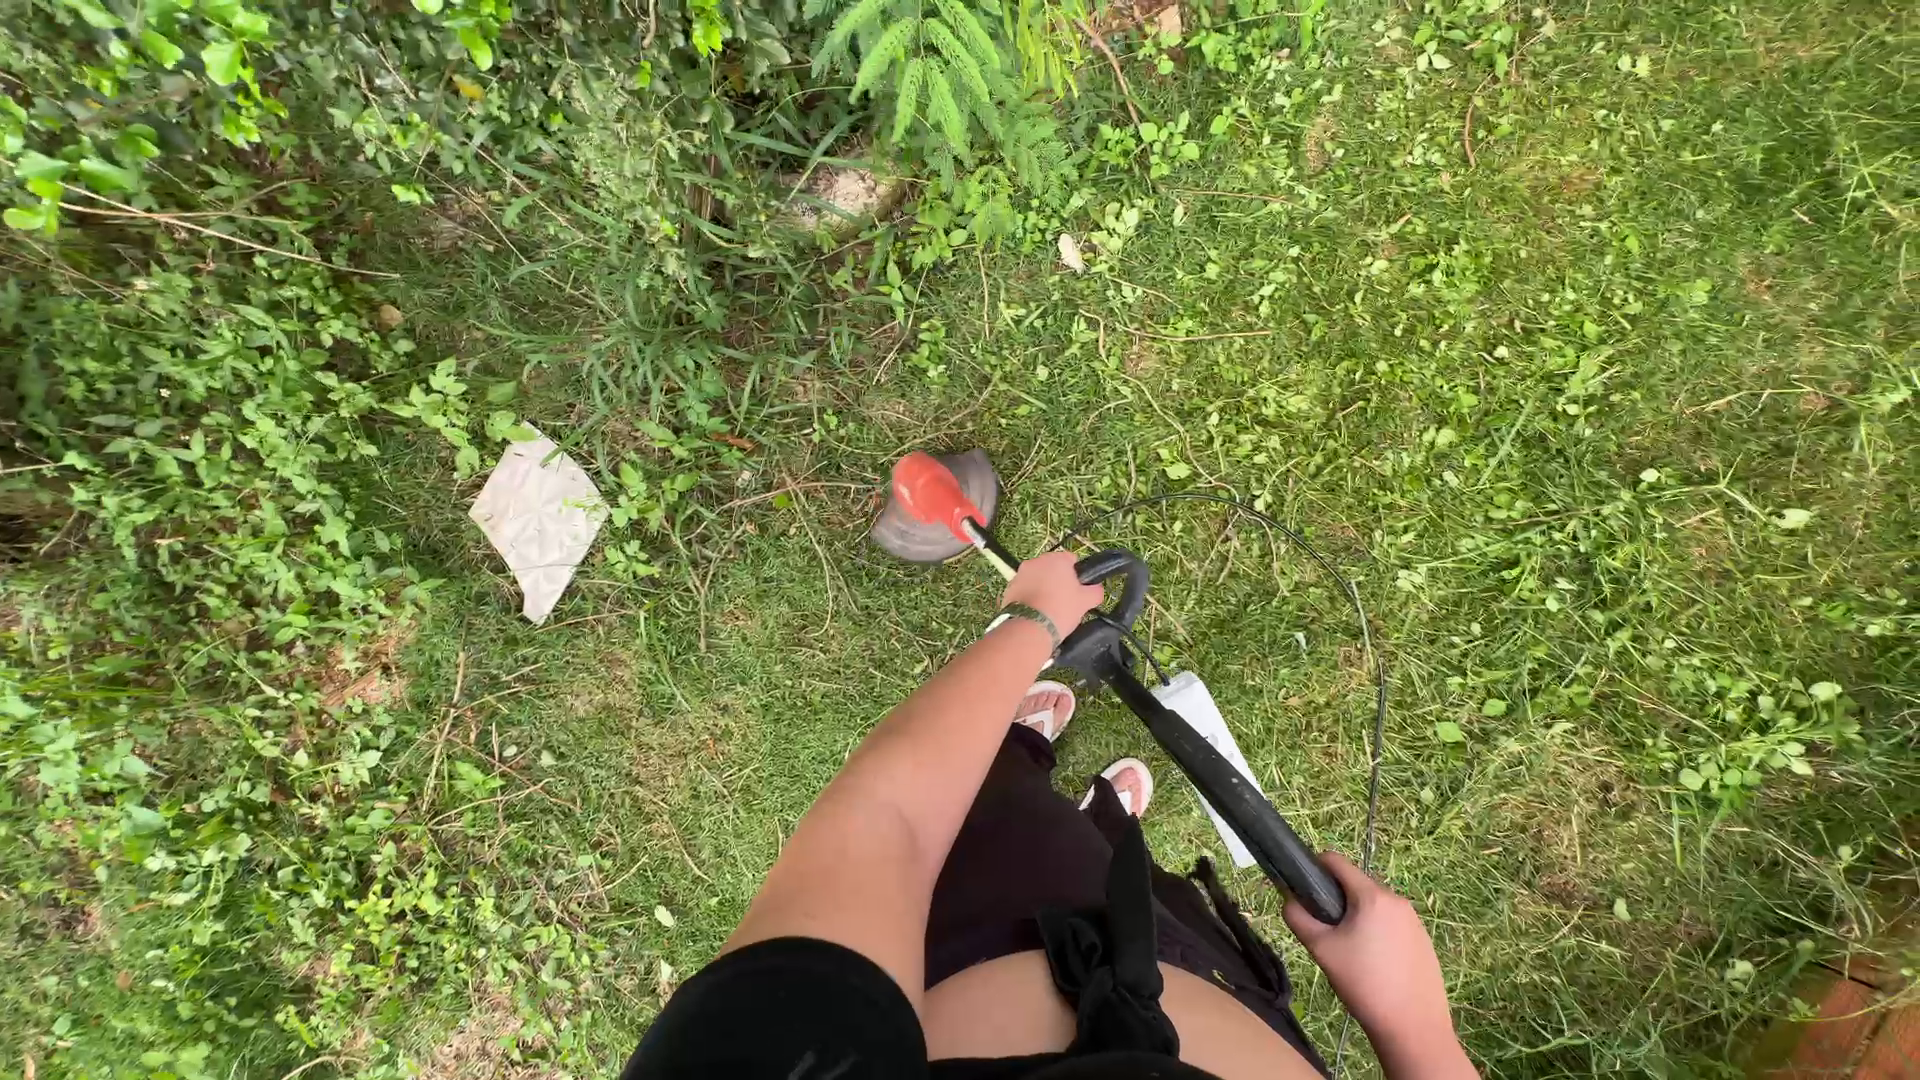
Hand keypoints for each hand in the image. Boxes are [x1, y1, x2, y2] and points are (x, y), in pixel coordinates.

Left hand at [1000, 551, 1103, 633]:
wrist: (1029, 627)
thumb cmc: (1061, 609)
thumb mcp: (1086, 601)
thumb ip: (1095, 591)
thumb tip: (1096, 589)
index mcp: (1056, 559)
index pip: (1070, 558)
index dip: (1076, 573)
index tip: (1078, 588)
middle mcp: (1036, 561)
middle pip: (1051, 568)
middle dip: (1057, 580)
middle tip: (1065, 600)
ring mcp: (1020, 574)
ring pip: (1036, 578)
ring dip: (1042, 588)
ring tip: (1049, 608)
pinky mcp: (1009, 588)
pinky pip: (1024, 589)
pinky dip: (1029, 597)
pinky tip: (1035, 612)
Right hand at [1284, 853, 1473, 1077]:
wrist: (1414, 1031)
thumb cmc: (1363, 984)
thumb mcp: (1320, 948)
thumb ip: (1297, 916)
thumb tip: (1288, 899)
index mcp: (1372, 896)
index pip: (1336, 861)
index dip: (1313, 867)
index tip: (1303, 889)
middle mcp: (1397, 901)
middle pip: (1355, 884)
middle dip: (1336, 899)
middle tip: (1327, 930)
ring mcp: (1415, 922)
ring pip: (1374, 905)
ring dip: (1357, 916)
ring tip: (1350, 951)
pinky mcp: (1425, 943)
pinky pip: (1392, 924)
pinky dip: (1377, 933)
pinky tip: (1374, 964)